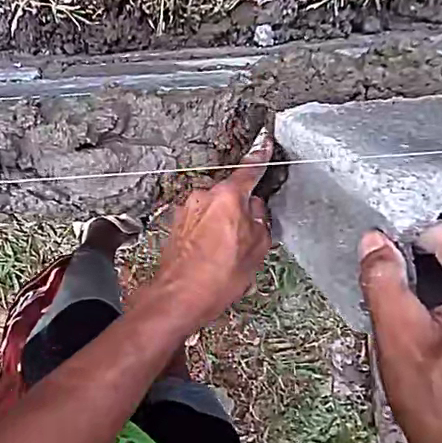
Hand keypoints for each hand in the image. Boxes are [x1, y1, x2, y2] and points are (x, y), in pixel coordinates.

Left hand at [143, 133, 274, 327]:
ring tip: (226, 256)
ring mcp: (186, 211)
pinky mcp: (176, 226)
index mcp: (227, 196)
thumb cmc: (214, 278)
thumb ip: (260, 220)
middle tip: (246, 240)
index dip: (261, 158)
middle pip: (231, 196)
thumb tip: (255, 210)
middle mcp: (203, 197)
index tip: (265, 144)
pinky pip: (200, 225)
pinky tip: (211, 259)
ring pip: (214, 211)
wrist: (178, 298)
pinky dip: (208, 237)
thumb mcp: (256, 249)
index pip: (249, 170)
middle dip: (240, 212)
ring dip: (222, 227)